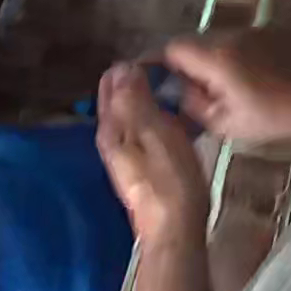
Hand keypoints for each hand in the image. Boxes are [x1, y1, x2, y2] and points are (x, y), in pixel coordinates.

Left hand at [95, 62, 209, 246]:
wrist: (176, 230)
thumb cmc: (171, 178)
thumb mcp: (155, 132)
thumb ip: (136, 100)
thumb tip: (123, 67)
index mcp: (112, 128)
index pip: (111, 83)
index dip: (133, 66)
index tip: (161, 60)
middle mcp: (112, 138)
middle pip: (119, 97)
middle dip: (138, 78)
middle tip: (171, 69)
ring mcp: (127, 154)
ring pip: (134, 112)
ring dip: (150, 95)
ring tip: (179, 85)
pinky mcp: (144, 164)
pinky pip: (146, 127)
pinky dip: (158, 113)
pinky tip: (179, 115)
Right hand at [162, 30, 290, 141]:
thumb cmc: (273, 116)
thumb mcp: (224, 122)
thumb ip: (191, 103)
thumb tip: (173, 91)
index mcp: (215, 57)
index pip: (171, 48)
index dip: (158, 63)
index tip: (154, 82)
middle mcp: (228, 35)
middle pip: (189, 41)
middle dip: (181, 64)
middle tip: (184, 91)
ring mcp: (247, 30)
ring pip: (210, 41)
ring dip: (204, 60)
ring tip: (213, 88)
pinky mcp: (263, 31)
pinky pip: (232, 41)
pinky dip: (226, 57)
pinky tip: (238, 78)